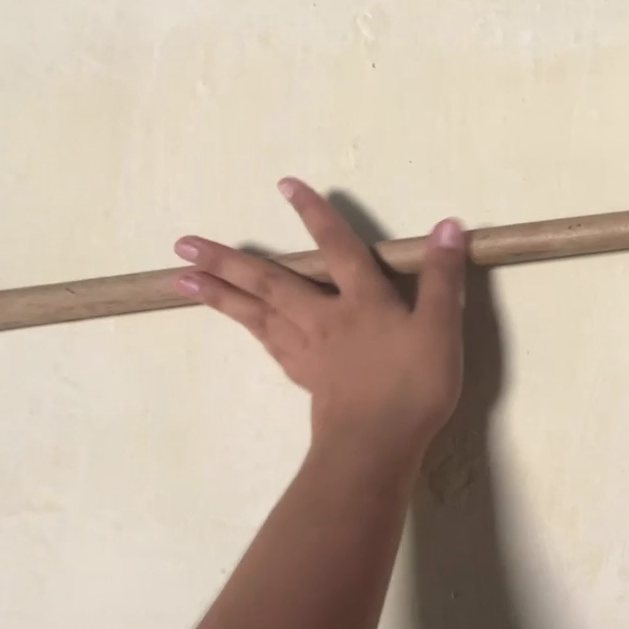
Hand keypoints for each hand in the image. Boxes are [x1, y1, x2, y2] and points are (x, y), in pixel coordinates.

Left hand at [172, 178, 467, 461]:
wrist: (377, 442)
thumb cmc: (415, 383)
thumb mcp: (442, 326)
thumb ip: (443, 275)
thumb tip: (447, 224)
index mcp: (363, 300)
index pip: (337, 247)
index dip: (316, 215)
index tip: (286, 186)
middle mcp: (326, 317)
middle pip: (272, 282)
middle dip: (230, 260)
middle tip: (182, 244)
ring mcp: (309, 350)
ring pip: (257, 314)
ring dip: (220, 294)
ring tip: (182, 279)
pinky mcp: (305, 377)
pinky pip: (268, 344)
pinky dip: (250, 329)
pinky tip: (242, 325)